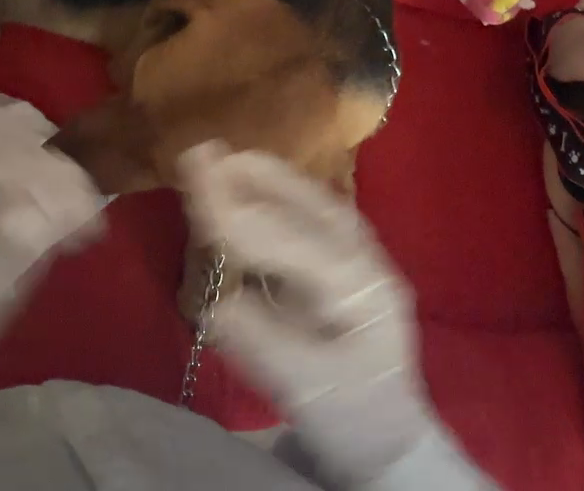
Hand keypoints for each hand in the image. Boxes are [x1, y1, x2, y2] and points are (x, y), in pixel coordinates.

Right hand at [179, 143, 436, 485]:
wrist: (387, 429)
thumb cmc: (346, 410)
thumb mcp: (302, 386)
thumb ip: (261, 340)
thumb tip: (215, 301)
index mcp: (357, 284)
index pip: (288, 238)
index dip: (237, 211)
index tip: (196, 184)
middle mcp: (364, 254)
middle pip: (303, 203)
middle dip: (251, 178)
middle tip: (200, 153)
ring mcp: (360, 250)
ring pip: (309, 199)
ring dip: (264, 177)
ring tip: (222, 158)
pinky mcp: (347, 254)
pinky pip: (309, 210)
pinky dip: (275, 191)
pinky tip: (250, 182)